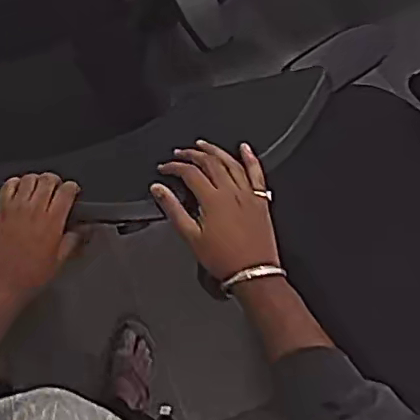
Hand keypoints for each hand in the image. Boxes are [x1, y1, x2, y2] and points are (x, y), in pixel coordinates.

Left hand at [0, 173, 85, 299]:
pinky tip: (20, 191)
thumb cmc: (31, 275)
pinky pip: (8, 185)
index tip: (73, 191)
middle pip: (48, 179)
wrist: (4, 282)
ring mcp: (16, 208)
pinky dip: (16, 183)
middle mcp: (34, 210)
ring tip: (40, 189)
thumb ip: (74, 239)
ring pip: (29, 178)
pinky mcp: (2, 210)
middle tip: (57, 189)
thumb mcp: (60, 259)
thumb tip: (85, 228)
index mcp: (52, 222)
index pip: (66, 190)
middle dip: (56, 181)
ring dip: (37, 180)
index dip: (72, 188)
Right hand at [152, 140, 277, 281]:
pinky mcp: (260, 199)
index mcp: (212, 200)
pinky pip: (257, 173)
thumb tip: (158, 189)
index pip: (190, 172)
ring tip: (203, 145)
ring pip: (231, 162)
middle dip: (192, 154)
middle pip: (210, 162)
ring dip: (215, 150)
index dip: (174, 167)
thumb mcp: (191, 236)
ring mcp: (248, 194)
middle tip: (180, 153)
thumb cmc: (224, 259)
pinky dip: (251, 158)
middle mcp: (231, 192)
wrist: (253, 274)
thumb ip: (173, 208)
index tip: (165, 168)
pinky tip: (245, 149)